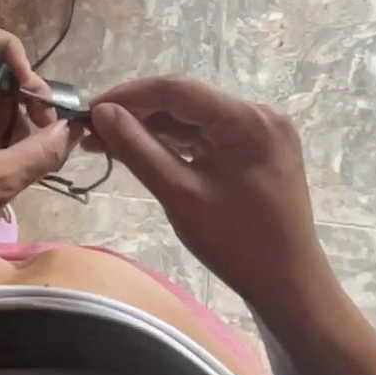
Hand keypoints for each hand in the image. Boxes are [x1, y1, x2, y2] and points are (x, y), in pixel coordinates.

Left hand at [0, 26, 78, 268]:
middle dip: (24, 97)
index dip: (14, 56)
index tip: (34, 91)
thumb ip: (42, 150)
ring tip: (34, 154)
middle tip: (48, 131)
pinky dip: (1, 136)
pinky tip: (16, 162)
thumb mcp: (2, 179)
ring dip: (16, 121)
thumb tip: (74, 129)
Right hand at [86, 75, 341, 320]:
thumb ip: (136, 147)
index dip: (126, 95)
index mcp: (247, 120)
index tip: (87, 112)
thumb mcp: (178, 193)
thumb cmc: (235, 242)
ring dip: (148, 127)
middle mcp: (258, 114)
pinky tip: (138, 150)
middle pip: (183, 101)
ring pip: (190, 117)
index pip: (175, 90)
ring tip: (104, 142)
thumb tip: (100, 112)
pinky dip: (170, 142)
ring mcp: (260, 131)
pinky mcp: (255, 149)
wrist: (288, 284)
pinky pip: (204, 134)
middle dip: (134, 112)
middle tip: (90, 131)